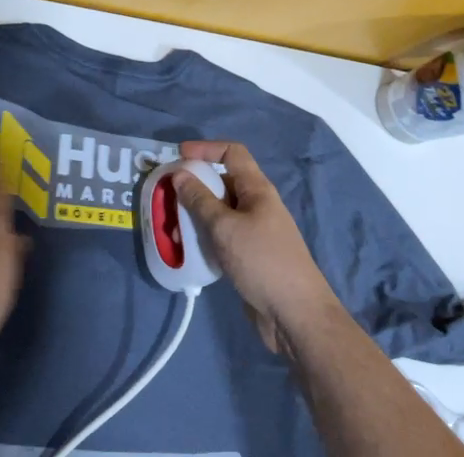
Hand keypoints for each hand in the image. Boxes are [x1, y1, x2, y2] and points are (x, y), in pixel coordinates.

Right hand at [171, 140, 340, 355]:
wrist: (295, 315)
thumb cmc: (262, 262)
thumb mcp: (225, 227)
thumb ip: (200, 200)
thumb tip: (180, 174)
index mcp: (257, 190)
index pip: (232, 153)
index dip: (206, 148)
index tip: (178, 154)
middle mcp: (257, 206)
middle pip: (223, 183)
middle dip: (194, 186)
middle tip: (167, 197)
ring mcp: (255, 232)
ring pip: (220, 212)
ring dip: (195, 215)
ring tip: (171, 229)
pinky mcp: (249, 256)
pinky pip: (222, 236)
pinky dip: (204, 237)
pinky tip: (189, 250)